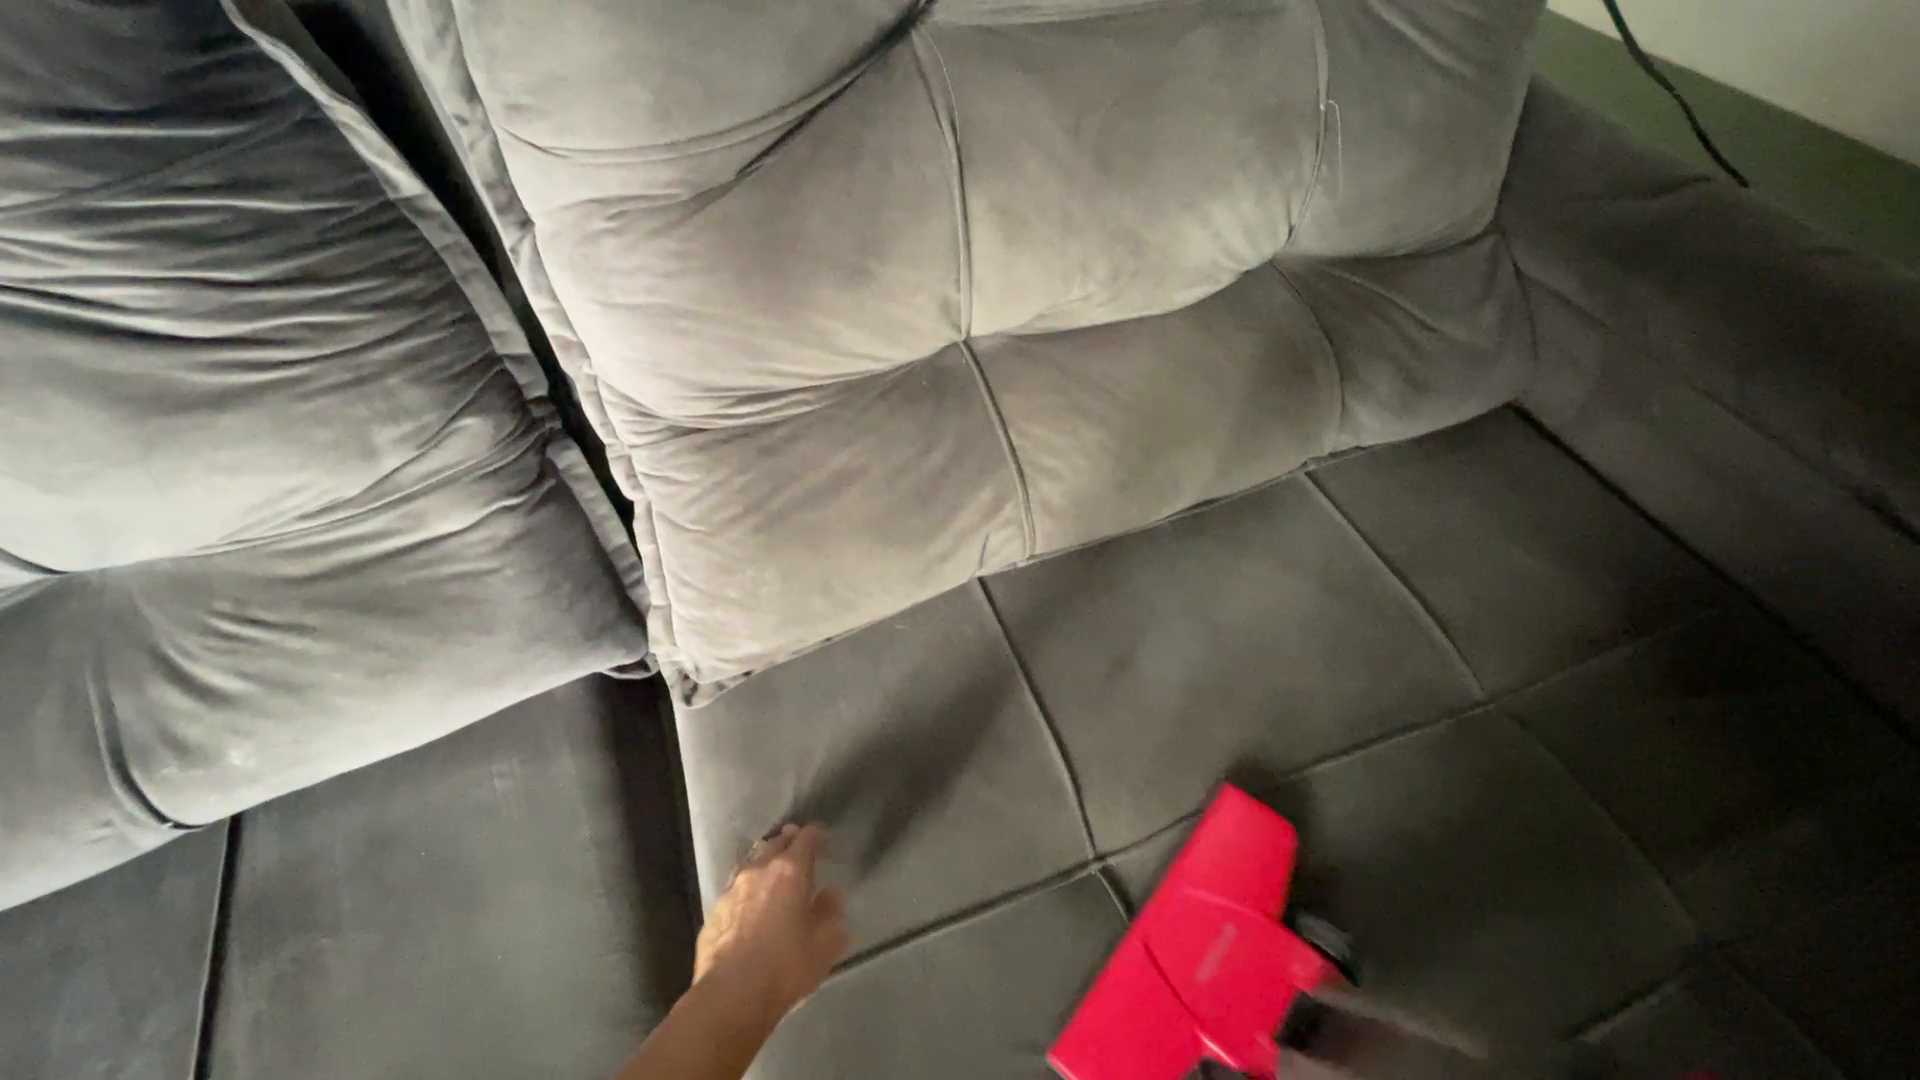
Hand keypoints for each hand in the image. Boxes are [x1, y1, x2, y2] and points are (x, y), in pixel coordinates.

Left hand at [695, 824, 848, 1017]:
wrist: (729, 997)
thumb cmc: (785, 967)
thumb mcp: (825, 944)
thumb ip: (832, 913)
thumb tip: (831, 894)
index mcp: (790, 872)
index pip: (806, 839)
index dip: (817, 834)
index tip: (824, 836)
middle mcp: (758, 871)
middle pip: (775, 844)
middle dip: (788, 842)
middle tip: (798, 847)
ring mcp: (731, 890)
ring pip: (751, 863)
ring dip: (765, 862)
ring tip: (773, 869)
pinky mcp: (714, 912)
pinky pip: (735, 889)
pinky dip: (748, 888)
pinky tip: (750, 902)